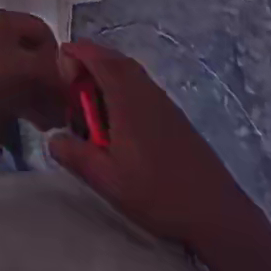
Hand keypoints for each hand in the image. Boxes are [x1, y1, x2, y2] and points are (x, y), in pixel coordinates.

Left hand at [0, 10, 64, 131]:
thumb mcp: (20, 72)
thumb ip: (51, 71)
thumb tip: (73, 77)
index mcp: (5, 22)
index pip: (44, 32)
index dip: (57, 57)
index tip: (64, 84)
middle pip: (36, 55)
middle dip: (51, 83)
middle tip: (63, 110)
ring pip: (26, 74)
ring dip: (42, 97)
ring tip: (52, 122)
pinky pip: (13, 86)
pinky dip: (27, 102)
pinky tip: (38, 123)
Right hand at [49, 40, 243, 246]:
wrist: (218, 215)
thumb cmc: (159, 193)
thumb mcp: (107, 179)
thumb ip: (74, 154)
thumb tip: (52, 139)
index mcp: (126, 95)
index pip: (94, 54)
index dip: (71, 56)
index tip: (59, 80)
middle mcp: (145, 89)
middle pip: (110, 57)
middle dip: (85, 66)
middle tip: (70, 94)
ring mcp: (162, 101)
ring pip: (126, 71)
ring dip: (103, 80)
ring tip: (90, 113)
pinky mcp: (173, 116)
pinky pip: (139, 87)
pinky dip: (120, 92)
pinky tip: (117, 127)